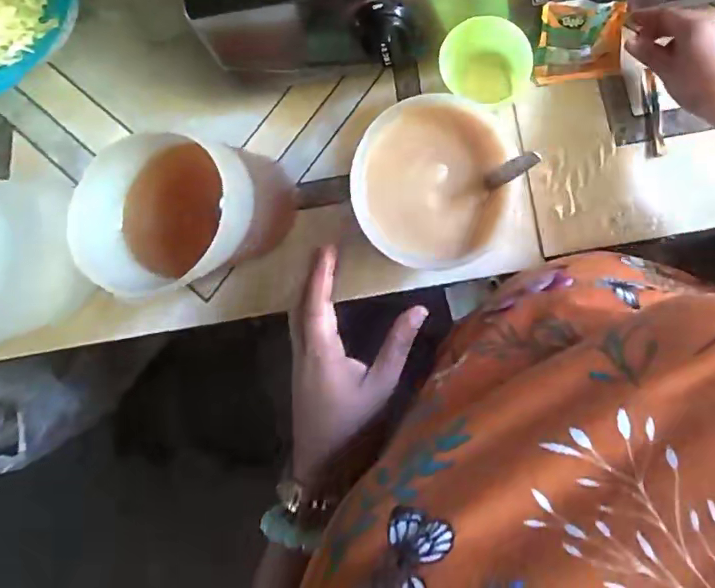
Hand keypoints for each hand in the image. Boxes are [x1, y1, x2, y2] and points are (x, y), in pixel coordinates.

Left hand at [288, 245, 426, 485]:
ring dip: (307, 288)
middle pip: (300, 304)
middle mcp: (304, 351)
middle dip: (311, 275)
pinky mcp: (301, 367)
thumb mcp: (382, 385)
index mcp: (321, 352)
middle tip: (324, 249)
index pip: (317, 304)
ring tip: (321, 266)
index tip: (328, 248)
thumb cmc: (353, 426)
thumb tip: (419, 308)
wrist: (321, 466)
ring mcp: (298, 360)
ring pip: (296, 315)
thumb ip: (398, 345)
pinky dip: (306, 303)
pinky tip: (317, 300)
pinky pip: (299, 325)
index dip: (321, 275)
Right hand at [625, 7, 714, 130]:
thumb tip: (631, 41)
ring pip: (692, 29)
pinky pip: (704, 38)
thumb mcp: (667, 71)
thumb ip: (648, 53)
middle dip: (658, 28)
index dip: (644, 17)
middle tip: (641, 40)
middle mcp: (709, 22)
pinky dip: (689, 44)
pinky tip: (683, 62)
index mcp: (692, 23)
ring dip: (673, 37)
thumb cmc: (699, 87)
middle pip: (678, 19)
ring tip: (660, 55)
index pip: (662, 13)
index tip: (629, 23)